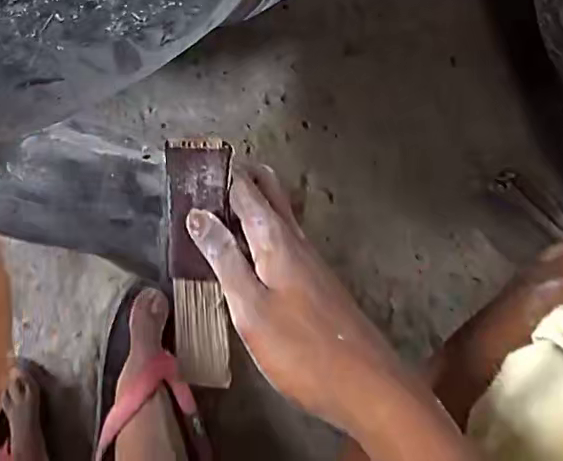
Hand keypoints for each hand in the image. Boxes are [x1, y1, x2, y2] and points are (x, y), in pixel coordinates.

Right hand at [185, 162, 409, 432]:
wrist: (374, 393)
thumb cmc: (303, 348)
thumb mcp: (249, 306)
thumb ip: (223, 257)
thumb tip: (196, 214)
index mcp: (273, 236)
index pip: (242, 185)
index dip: (216, 172)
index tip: (188, 169)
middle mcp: (293, 237)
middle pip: (267, 185)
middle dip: (237, 175)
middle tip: (203, 184)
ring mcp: (308, 258)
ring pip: (274, 210)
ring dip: (246, 202)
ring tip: (210, 214)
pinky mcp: (314, 280)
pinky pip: (280, 236)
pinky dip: (256, 229)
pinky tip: (240, 253)